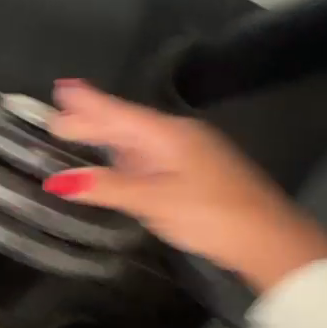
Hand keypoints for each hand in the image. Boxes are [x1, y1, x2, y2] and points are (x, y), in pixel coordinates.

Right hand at [42, 80, 326, 293]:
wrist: (268, 238)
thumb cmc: (211, 214)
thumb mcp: (154, 200)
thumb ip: (107, 187)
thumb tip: (59, 180)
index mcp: (167, 135)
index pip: (118, 114)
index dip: (88, 103)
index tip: (61, 89)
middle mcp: (177, 137)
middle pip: (126, 125)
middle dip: (92, 119)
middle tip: (59, 113)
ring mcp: (188, 154)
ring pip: (137, 140)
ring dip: (107, 136)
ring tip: (77, 130)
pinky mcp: (194, 173)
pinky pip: (148, 155)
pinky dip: (124, 154)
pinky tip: (116, 160)